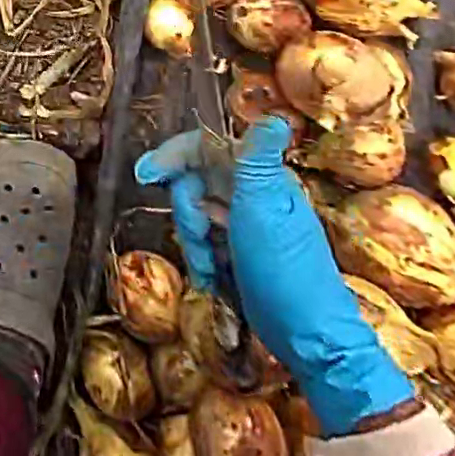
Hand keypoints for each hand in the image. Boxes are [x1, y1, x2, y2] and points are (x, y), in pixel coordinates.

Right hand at [134, 118, 414, 434]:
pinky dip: (201, 256)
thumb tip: (275, 117)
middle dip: (188, 212)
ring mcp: (243, 220)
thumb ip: (257, 160)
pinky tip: (212, 277)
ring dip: (194, 240)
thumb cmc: (284, 269)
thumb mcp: (264, 209)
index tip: (145, 176)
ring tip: (210, 267)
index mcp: (258, 173)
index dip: (172, 155)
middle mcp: (250, 190)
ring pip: (195, 211)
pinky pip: (204, 239)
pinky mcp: (237, 248)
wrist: (309, 338)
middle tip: (200, 238)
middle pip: (194, 181)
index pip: (205, 146)